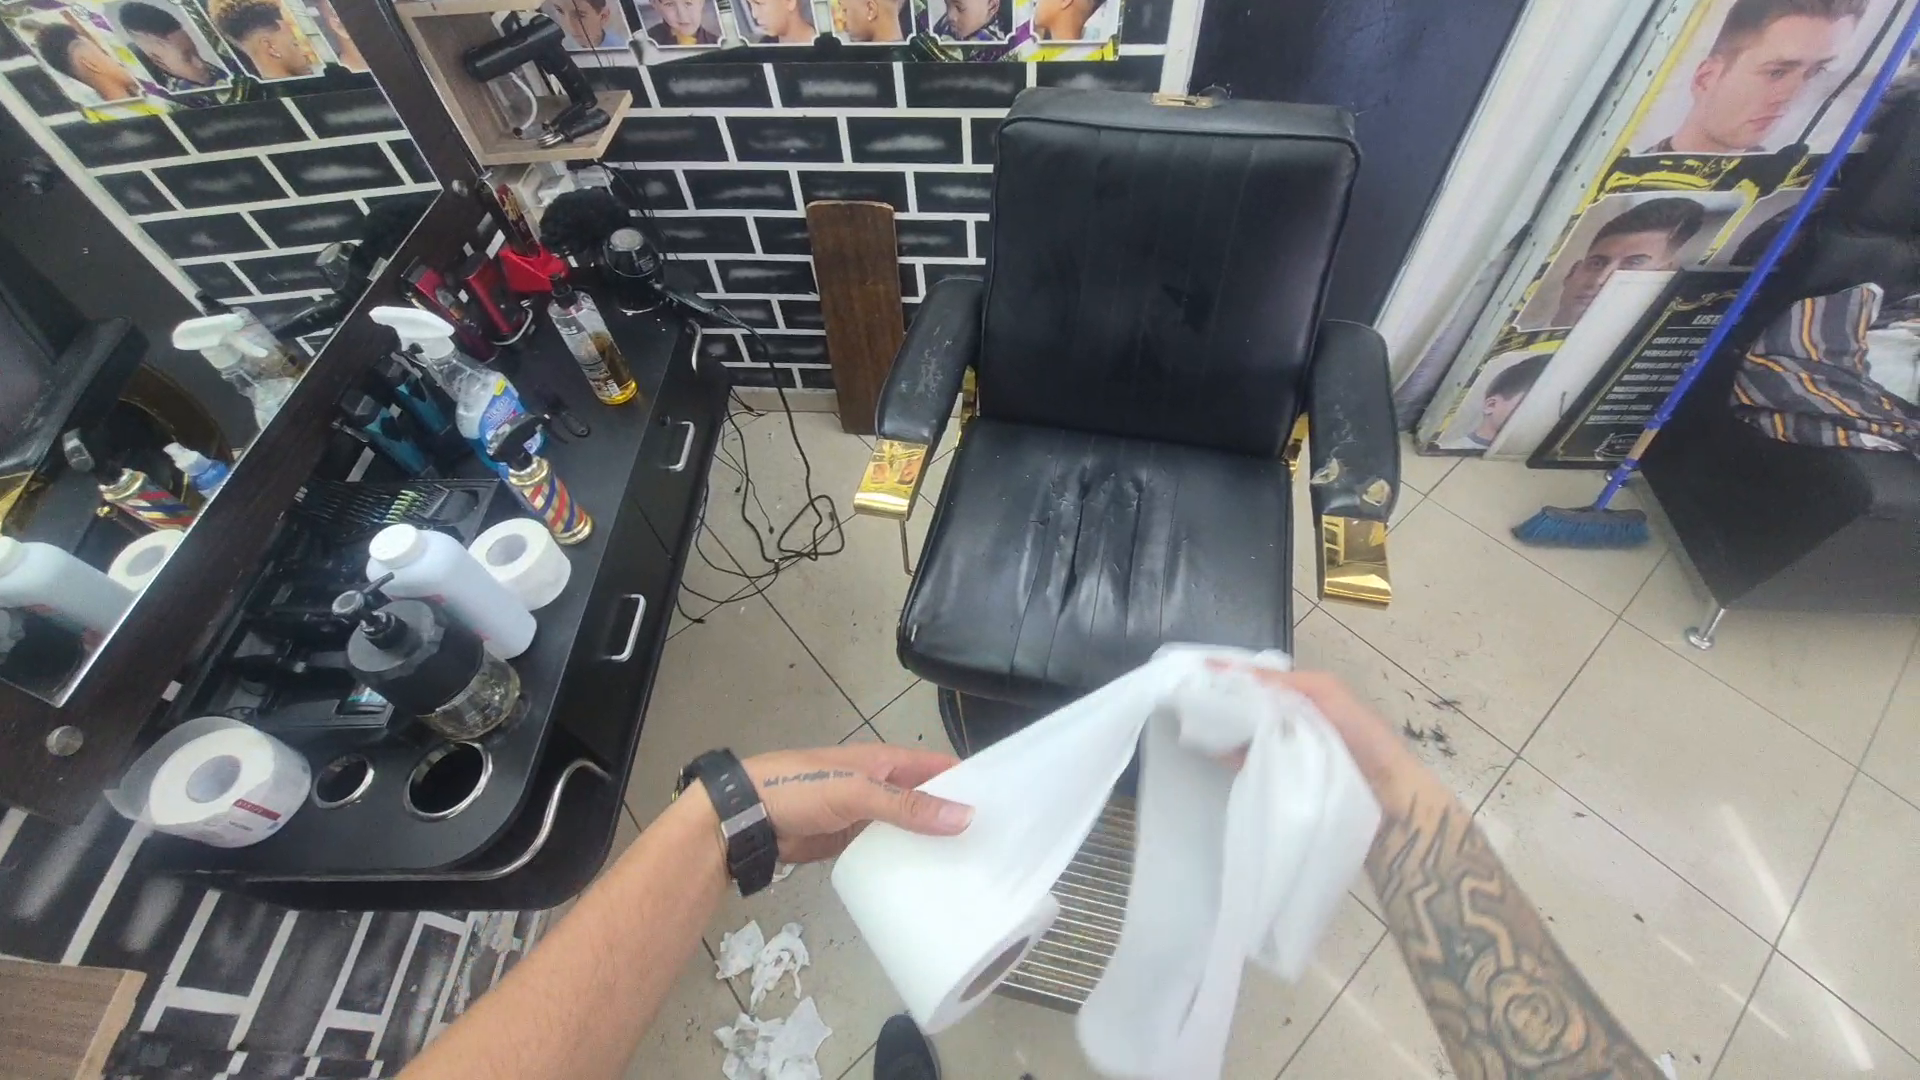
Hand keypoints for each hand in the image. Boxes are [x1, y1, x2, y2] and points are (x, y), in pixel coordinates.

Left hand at [740, 743, 973, 863]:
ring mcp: (868, 816)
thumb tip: (965, 816)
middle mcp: (883, 785)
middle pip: (928, 799)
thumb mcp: (857, 791)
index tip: (1005, 807)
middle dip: (956, 817)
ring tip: (972, 869)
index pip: (940, 766)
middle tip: (996, 848)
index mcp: (886, 761)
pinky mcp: (852, 842)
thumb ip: (907, 805)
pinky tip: (928, 881)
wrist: (746, 817)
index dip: (970, 780)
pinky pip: (889, 850)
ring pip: (910, 828)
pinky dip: (907, 861)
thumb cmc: (801, 789)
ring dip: (933, 843)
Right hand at [1203, 661, 1426, 805]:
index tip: (1201, 669)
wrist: (1391, 800)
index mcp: (1304, 699)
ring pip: (1246, 732)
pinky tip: (1212, 746)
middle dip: (1223, 698)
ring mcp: (1285, 752)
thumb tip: (1234, 673)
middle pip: (1249, 706)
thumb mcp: (1326, 693)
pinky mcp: (1280, 780)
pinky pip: (1249, 761)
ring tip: (1195, 716)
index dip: (1233, 674)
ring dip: (1224, 724)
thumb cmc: (1363, 738)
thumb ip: (1283, 681)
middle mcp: (1292, 722)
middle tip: (1192, 693)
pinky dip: (1231, 753)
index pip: (1260, 681)